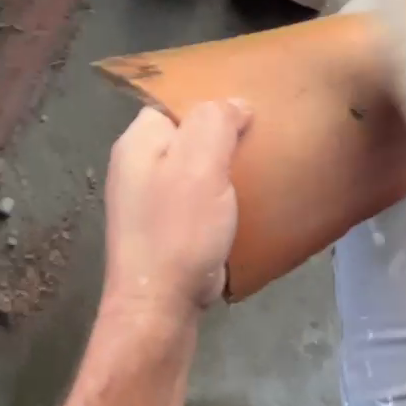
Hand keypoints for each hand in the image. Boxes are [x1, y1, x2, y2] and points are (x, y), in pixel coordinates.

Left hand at [103, 102, 252, 319]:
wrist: (161, 304)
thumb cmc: (179, 230)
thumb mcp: (199, 166)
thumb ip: (215, 123)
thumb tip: (236, 104)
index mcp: (139, 143)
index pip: (176, 102)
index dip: (213, 101)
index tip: (252, 110)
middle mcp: (139, 166)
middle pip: (189, 134)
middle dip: (226, 134)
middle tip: (264, 139)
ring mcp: (153, 199)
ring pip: (199, 166)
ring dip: (230, 166)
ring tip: (266, 167)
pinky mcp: (170, 227)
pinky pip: (202, 197)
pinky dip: (226, 195)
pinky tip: (250, 202)